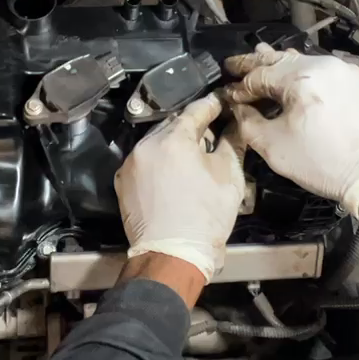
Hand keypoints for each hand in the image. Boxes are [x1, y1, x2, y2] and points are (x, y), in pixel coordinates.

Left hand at [114, 94, 244, 281]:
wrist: (172, 256)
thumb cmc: (205, 217)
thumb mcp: (229, 176)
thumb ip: (231, 142)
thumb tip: (235, 125)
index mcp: (174, 138)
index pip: (196, 110)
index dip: (212, 105)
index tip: (221, 103)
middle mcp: (147, 144)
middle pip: (173, 124)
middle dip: (192, 127)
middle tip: (211, 133)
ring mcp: (132, 163)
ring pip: (156, 142)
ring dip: (173, 144)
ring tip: (191, 156)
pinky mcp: (123, 181)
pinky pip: (144, 161)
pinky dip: (158, 162)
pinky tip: (171, 174)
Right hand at [223, 45, 358, 215]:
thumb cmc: (324, 162)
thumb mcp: (275, 148)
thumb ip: (249, 123)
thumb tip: (239, 108)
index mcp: (300, 78)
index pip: (259, 75)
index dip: (239, 87)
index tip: (227, 95)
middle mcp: (322, 64)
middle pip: (279, 59)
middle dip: (254, 63)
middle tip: (232, 65)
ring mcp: (343, 70)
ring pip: (302, 62)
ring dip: (279, 65)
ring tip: (260, 58)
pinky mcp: (358, 80)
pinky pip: (321, 70)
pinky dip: (302, 73)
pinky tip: (294, 78)